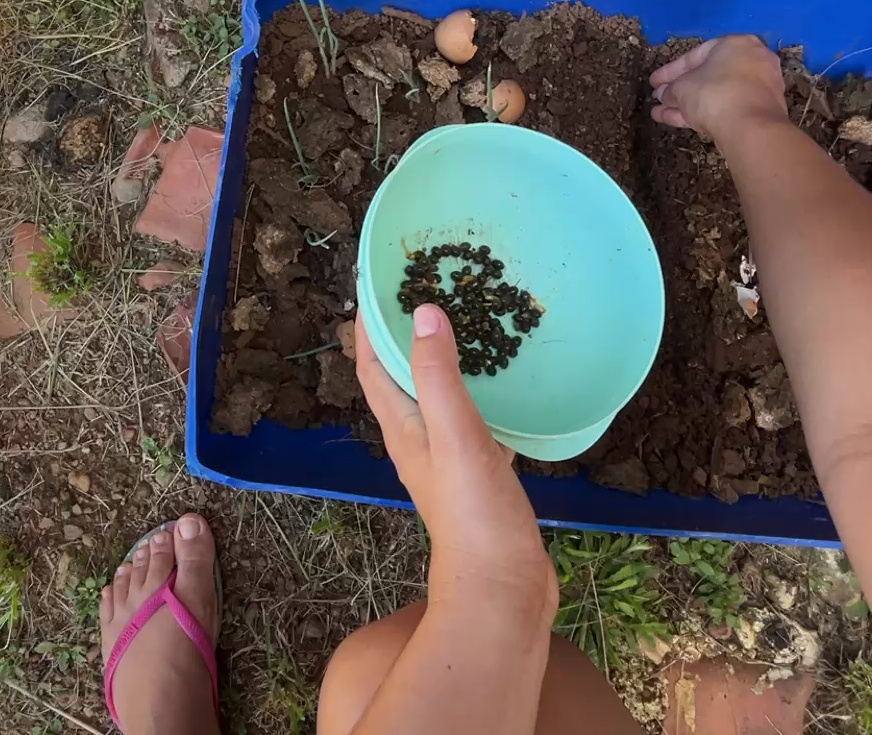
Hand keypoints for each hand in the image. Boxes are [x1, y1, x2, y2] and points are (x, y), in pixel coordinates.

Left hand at [354, 307, 557, 624]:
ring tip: (466, 323)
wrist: (503, 588)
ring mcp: (446, 455)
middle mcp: (416, 437)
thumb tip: (422, 312)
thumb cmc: (475, 511)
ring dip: (441, 358)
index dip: (368, 324)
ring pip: (435, 393)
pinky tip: (504, 380)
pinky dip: (477, 389)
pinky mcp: (475, 469)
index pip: (370, 364)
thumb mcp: (454, 434)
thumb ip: (438, 375)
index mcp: (401, 426)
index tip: (377, 282)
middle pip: (399, 374)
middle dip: (404, 332)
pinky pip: (469, 415)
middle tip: (428, 291)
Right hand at [647, 34, 788, 138]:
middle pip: (707, 75)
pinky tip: (676, 121)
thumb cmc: (714, 94)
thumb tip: (665, 94)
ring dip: (686, 103)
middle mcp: (752, 60)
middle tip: (659, 97)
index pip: (695, 55)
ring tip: (660, 113)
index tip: (654, 82)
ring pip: (715, 93)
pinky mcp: (760, 109)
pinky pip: (725, 106)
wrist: (750, 127)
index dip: (670, 71)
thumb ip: (671, 89)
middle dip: (679, 88)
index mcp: (735, 44)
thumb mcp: (681, 88)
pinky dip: (703, 112)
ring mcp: (759, 86)